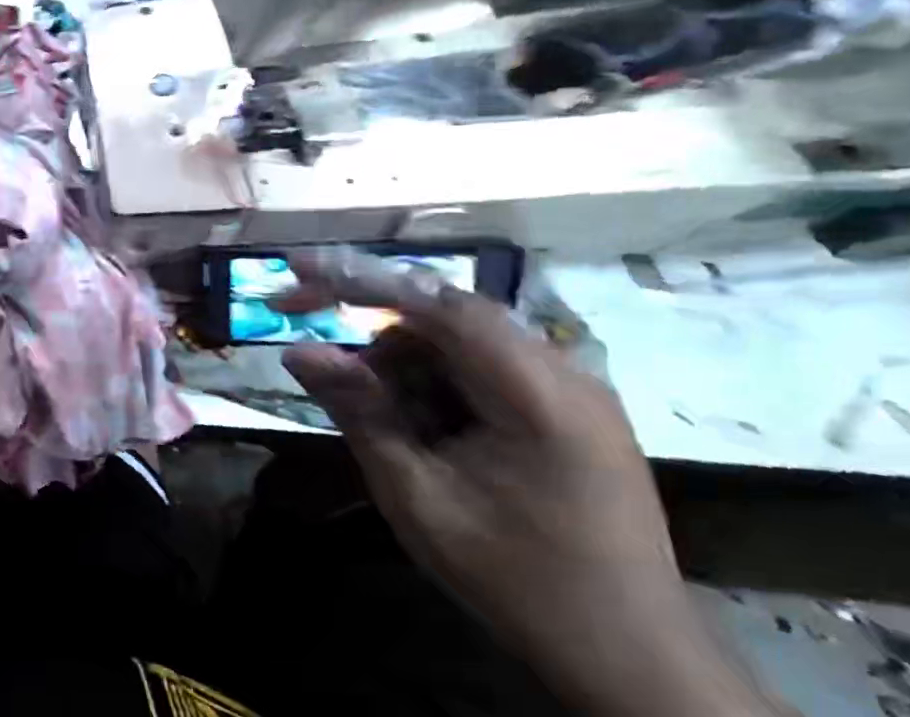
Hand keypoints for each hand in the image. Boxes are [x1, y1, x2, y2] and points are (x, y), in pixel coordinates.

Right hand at [277, 248, 783, 716]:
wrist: (629, 654)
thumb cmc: (515, 577)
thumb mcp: (416, 494)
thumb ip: (359, 412)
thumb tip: (298, 351)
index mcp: (537, 394)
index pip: (435, 303)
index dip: (359, 277)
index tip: (294, 269)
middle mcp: (561, 373)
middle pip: (441, 318)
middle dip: (370, 326)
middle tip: (309, 344)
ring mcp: (568, 390)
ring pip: (454, 343)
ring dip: (400, 365)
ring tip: (378, 420)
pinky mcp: (562, 409)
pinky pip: (476, 369)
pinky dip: (429, 383)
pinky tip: (416, 425)